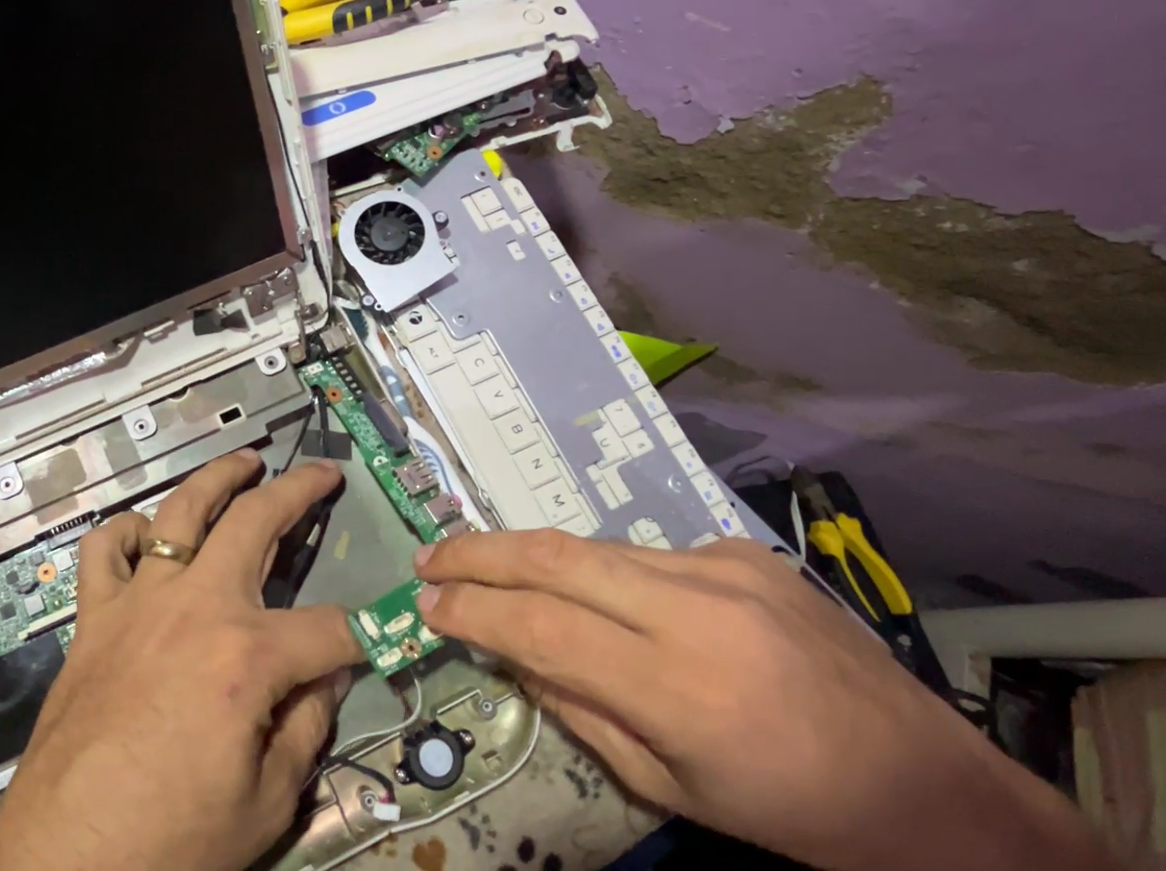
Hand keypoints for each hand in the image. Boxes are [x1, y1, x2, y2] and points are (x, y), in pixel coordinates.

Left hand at [0, 452, 362, 870]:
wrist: (66, 857)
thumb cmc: (172, 839)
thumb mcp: (268, 802)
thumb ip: (306, 727)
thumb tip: (327, 677)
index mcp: (247, 655)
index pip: (332, 628)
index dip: (366, 635)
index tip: (382, 638)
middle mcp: (195, 606)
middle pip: (256, 523)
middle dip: (299, 491)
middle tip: (323, 473)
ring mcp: (138, 602)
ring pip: (180, 513)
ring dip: (217, 479)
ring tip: (243, 462)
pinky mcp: (93, 617)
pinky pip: (104, 550)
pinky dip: (126, 532)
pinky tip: (146, 534)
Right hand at [414, 530, 1113, 870]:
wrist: (926, 783)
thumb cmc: (787, 809)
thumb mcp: (667, 786)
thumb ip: (578, 709)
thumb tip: (511, 650)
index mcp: (678, 685)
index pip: (541, 625)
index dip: (472, 609)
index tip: (426, 604)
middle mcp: (697, 607)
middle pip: (555, 555)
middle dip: (478, 552)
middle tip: (429, 558)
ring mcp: (725, 568)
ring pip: (594, 544)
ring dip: (529, 553)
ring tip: (485, 561)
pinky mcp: (744, 552)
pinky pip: (648, 552)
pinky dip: (605, 570)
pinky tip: (605, 596)